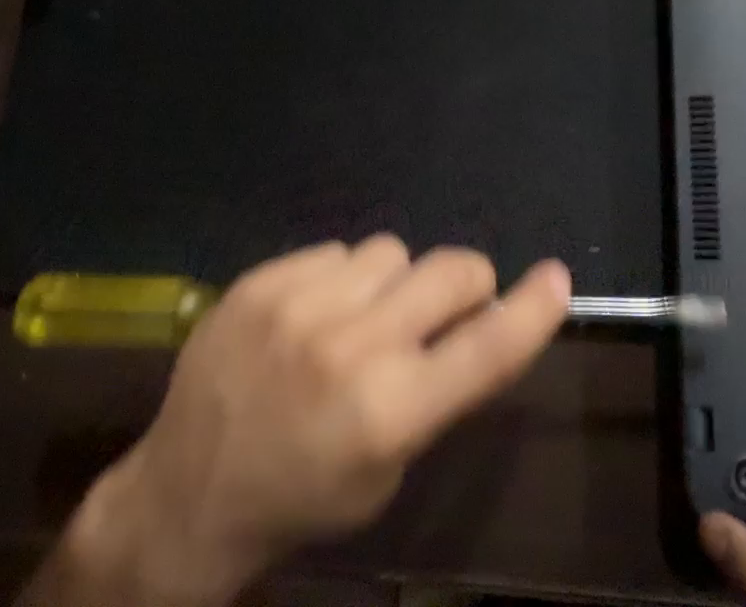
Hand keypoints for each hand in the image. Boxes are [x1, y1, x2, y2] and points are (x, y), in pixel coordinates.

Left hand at [43, 237, 570, 606]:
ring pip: (392, 250)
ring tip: (362, 318)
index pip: (489, 345)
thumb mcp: (391, 468)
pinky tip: (313, 316)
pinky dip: (341, 279)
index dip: (535, 308)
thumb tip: (483, 320)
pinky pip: (336, 250)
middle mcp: (351, 348)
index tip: (556, 278)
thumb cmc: (306, 495)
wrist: (188, 492)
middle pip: (450, 270)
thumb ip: (440, 393)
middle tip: (445, 307)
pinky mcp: (261, 282)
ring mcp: (300, 307)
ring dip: (395, 282)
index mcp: (392, 410)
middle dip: (466, 283)